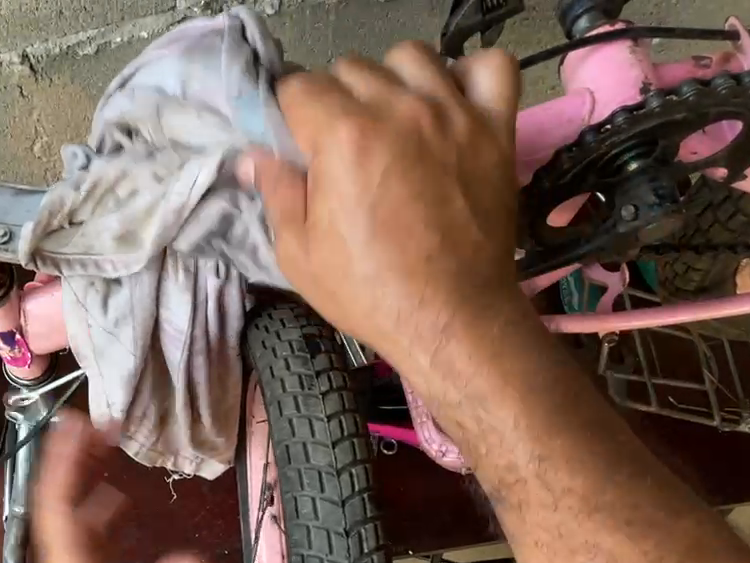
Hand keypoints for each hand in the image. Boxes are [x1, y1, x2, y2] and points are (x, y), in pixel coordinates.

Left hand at [34, 412, 225, 562]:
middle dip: (73, 461)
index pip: (59, 509)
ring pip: (72, 519)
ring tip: (103, 448)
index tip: (75, 427)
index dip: (64, 465)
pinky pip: (86, 538)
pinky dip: (97, 511)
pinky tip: (117, 502)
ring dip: (83, 482)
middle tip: (93, 423)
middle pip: (61, 504)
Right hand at [242, 44, 527, 376]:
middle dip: (334, 101)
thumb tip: (256, 158)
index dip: (288, 117)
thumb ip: (277, 195)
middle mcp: (399, 110)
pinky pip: (487, 66)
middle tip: (337, 149)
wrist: (448, 318)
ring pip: (412, 57)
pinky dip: (466, 76)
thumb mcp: (300, 256)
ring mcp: (452, 113)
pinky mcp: (494, 127)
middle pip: (351, 68)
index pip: (299, 88)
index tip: (293, 144)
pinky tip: (447, 107)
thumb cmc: (371, 294)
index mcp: (344, 138)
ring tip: (388, 124)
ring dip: (390, 82)